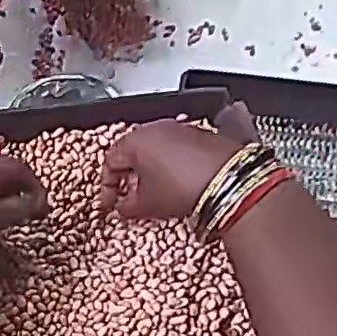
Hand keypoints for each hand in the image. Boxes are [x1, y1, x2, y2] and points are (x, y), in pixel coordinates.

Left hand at [0, 155, 48, 252]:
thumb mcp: (1, 217)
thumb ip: (25, 207)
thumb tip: (41, 205)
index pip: (20, 168)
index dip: (36, 186)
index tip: (43, 205)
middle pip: (6, 170)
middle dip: (22, 187)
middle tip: (32, 206)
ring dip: (8, 191)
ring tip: (16, 210)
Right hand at [101, 103, 259, 220]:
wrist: (229, 182)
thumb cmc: (184, 187)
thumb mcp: (146, 205)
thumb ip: (127, 206)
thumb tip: (124, 207)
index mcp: (135, 141)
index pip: (110, 162)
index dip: (107, 187)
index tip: (110, 203)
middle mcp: (157, 128)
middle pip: (132, 152)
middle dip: (128, 176)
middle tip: (130, 198)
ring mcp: (180, 128)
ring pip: (155, 149)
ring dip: (150, 170)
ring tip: (156, 193)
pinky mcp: (201, 134)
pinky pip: (177, 149)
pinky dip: (171, 165)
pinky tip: (177, 184)